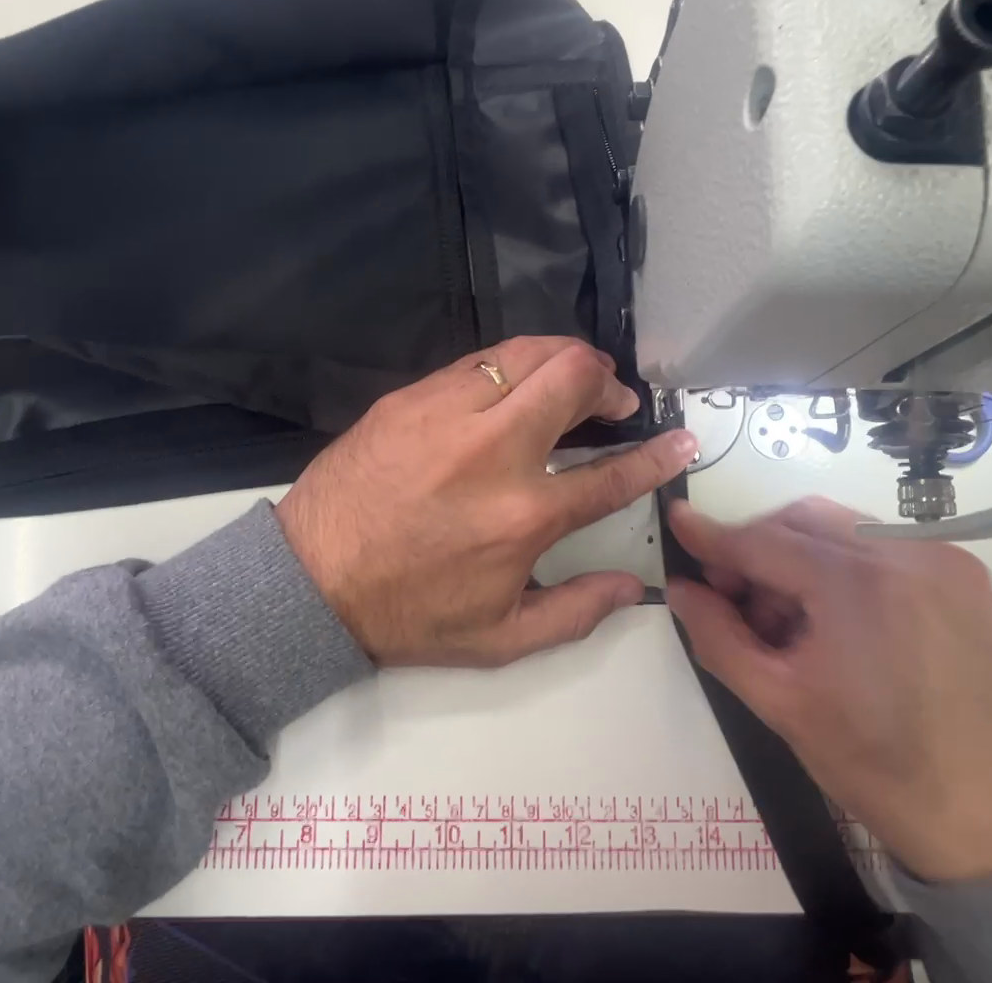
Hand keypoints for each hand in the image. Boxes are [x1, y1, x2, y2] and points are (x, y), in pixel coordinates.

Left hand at [276, 337, 697, 668]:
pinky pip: (477, 361)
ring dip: (563, 359)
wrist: (311, 581)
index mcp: (523, 517)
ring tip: (570, 382)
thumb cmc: (407, 614)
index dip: (657, 456)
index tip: (680, 440)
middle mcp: (493, 452)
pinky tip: (508, 389)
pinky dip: (510, 367)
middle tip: (611, 402)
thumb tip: (633, 587)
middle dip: (607, 382)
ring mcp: (447, 414)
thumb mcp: (499, 639)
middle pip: (573, 377)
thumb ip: (576, 613)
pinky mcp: (409, 397)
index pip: (612, 474)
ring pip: (527, 352)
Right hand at [665, 497, 991, 880]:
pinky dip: (842, 565)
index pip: (765, 542)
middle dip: (756, 548)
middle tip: (731, 598)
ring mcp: (944, 558)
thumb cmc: (877, 765)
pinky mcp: (966, 574)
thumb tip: (681, 590)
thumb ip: (717, 636)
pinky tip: (833, 619)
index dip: (713, 535)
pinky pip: (881, 546)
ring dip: (798, 556)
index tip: (677, 521)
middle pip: (803, 520)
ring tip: (787, 621)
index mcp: (858, 583)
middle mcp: (906, 551)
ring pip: (842, 528)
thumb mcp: (778, 701)